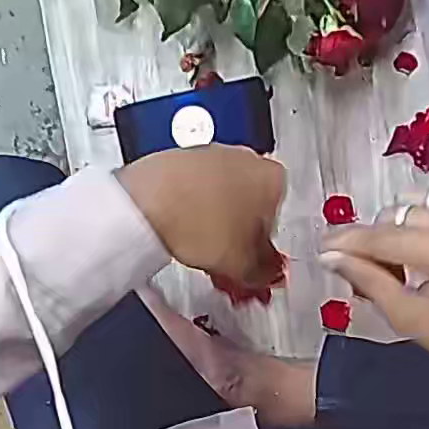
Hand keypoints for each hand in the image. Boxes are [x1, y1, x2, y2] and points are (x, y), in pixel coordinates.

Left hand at [117, 145, 285, 286]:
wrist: (147, 203)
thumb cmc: (197, 220)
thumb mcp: (242, 264)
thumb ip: (263, 272)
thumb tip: (264, 274)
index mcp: (274, 178)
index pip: (281, 218)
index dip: (266, 246)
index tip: (255, 260)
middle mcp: (247, 158)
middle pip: (252, 202)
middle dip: (241, 230)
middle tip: (229, 255)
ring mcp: (212, 154)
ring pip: (223, 193)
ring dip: (216, 219)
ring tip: (202, 246)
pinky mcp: (181, 158)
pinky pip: (195, 186)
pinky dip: (191, 207)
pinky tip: (182, 230)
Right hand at [320, 199, 428, 396]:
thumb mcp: (411, 319)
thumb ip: (369, 281)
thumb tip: (333, 256)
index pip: (387, 237)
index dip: (350, 241)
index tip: (326, 245)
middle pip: (400, 215)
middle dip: (377, 240)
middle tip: (367, 270)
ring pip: (420, 206)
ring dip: (401, 230)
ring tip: (402, 265)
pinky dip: (427, 225)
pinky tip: (426, 254)